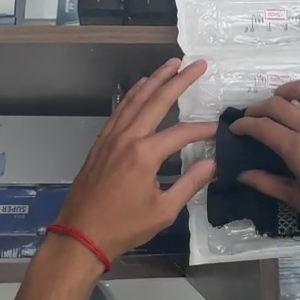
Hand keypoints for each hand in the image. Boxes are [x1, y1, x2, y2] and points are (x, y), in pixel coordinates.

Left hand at [53, 58, 216, 259]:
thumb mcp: (164, 211)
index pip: (182, 132)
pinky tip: (142, 87)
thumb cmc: (123, 226)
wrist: (80, 235)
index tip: (219, 129)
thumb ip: (190, 183)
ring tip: (172, 64)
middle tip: (197, 63)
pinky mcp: (102, 142)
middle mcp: (128, 137)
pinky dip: (134, 94)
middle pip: (158, 100)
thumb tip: (214, 164)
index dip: (203, 130)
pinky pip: (120, 109)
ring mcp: (112, 136)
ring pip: (136, 99)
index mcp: (145, 154)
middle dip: (179, 79)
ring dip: (155, 79)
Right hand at [229, 77, 299, 258]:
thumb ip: (268, 184)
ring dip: (287, 91)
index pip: (262, 127)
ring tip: (280, 101)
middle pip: (278, 104)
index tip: (235, 128)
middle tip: (251, 118)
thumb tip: (242, 174)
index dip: (244, 125)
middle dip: (259, 108)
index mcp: (298, 149)